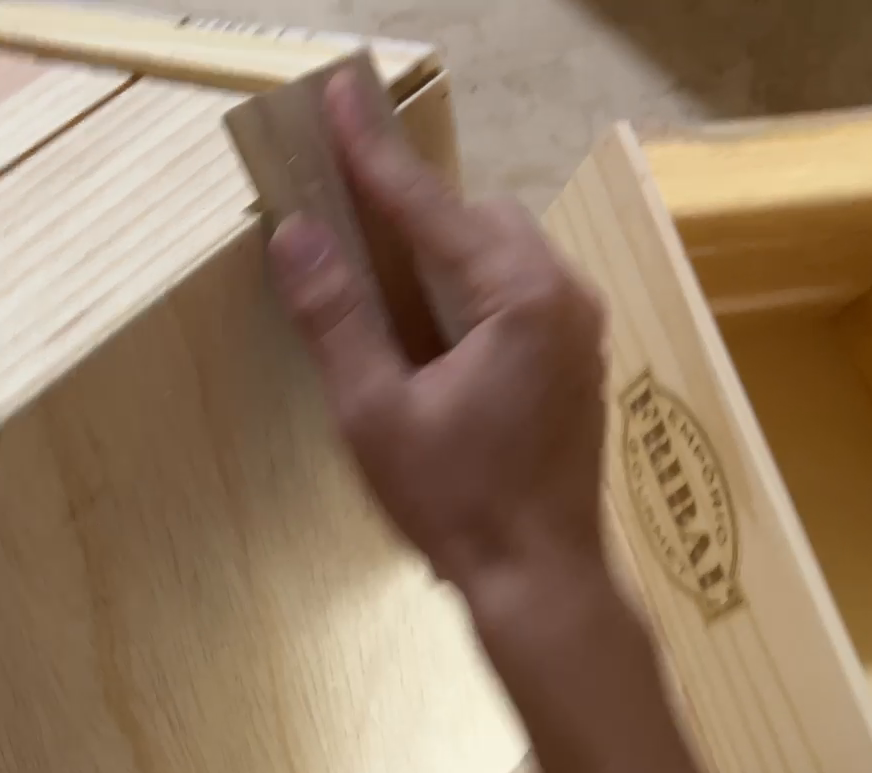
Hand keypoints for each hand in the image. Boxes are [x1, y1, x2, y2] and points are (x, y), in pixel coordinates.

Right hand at [267, 71, 607, 599]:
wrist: (536, 579)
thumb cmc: (452, 500)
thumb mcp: (373, 412)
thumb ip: (336, 319)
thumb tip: (295, 236)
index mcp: (519, 296)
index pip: (430, 206)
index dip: (373, 152)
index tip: (339, 95)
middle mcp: (563, 295)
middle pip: (475, 220)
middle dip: (409, 211)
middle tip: (347, 222)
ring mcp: (576, 330)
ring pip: (496, 256)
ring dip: (434, 255)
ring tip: (378, 287)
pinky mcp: (570, 362)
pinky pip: (510, 295)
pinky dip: (460, 291)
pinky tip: (425, 335)